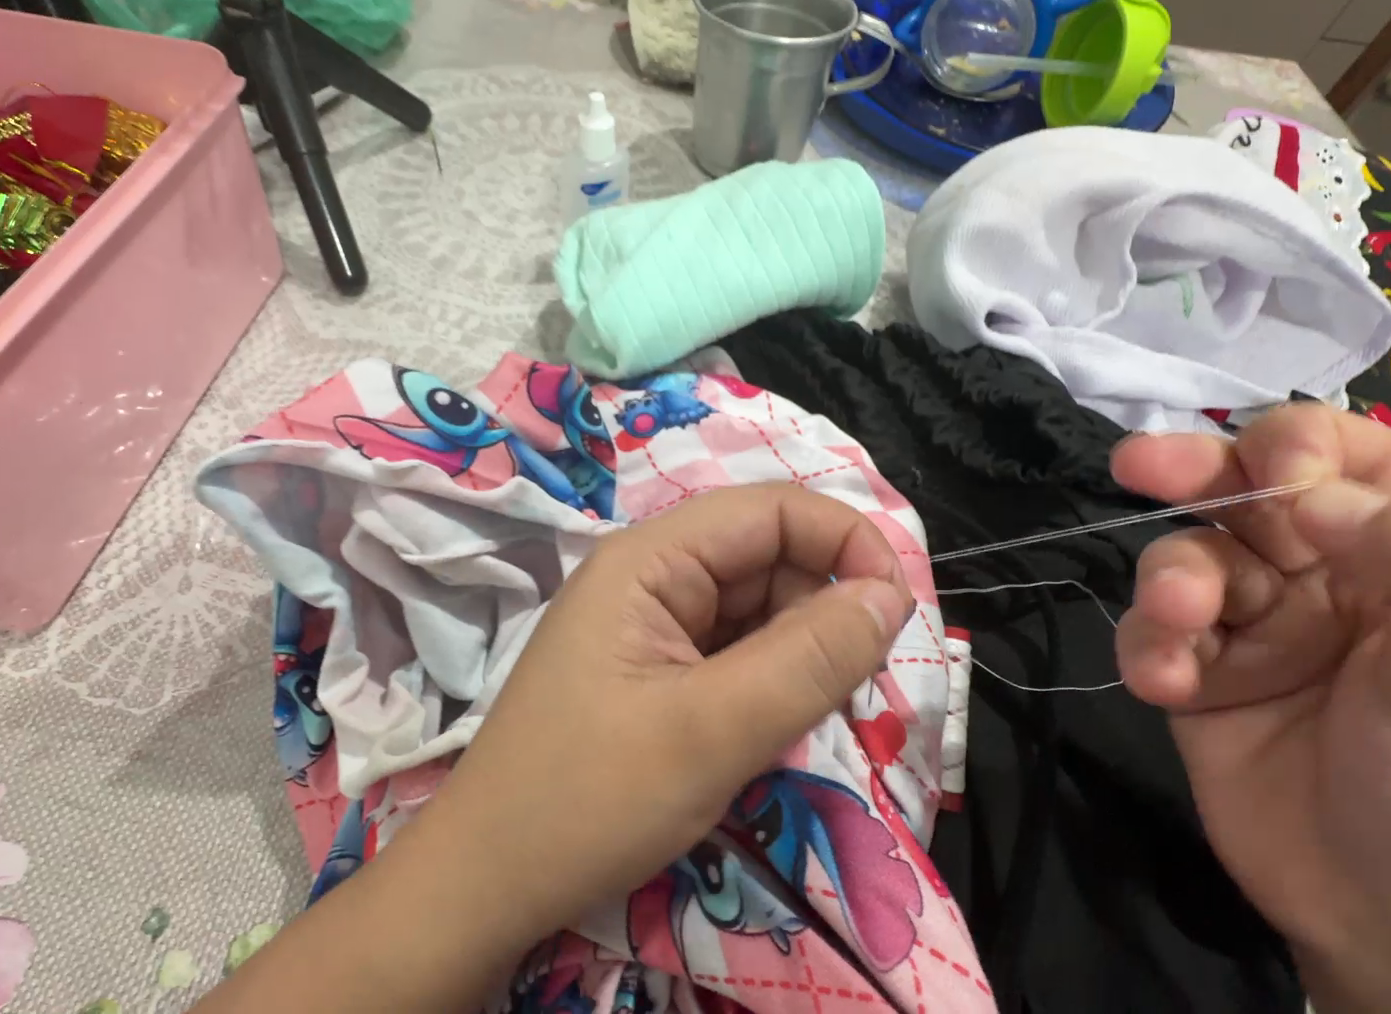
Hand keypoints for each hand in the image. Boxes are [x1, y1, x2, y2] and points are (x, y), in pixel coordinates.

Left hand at [199, 485, 914, 1012]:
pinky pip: (733, 652)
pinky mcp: (653, 671)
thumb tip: (890, 596)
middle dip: (824, 606)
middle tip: (859, 685)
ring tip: (809, 715)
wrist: (490, 881)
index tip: (901, 611)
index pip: (770, 510)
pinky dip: (770, 679)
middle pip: (766, 557)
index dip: (844, 541)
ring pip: (756, 609)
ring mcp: (649, 626)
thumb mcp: (713, 730)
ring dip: (800, 650)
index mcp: (649, 561)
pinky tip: (773, 726)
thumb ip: (809, 659)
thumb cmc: (590, 798)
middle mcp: (649, 577)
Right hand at [1112, 404, 1390, 1013]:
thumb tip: (1305, 493)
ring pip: (1184, 562)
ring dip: (1168, 581)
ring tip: (1178, 623)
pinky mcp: (1198, 684)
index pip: (1350, 461)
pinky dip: (1147, 648)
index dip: (1299, 445)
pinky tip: (1166, 685)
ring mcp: (1257, 634)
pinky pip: (1150, 637)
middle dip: (1191, 472)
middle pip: (1244, 495)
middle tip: (1136, 462)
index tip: (1268, 470)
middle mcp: (1330, 582)